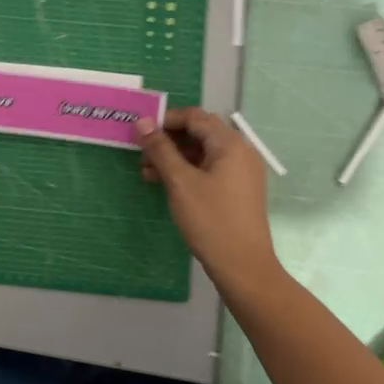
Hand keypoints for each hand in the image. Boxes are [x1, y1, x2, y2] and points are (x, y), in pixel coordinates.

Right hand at [136, 108, 282, 290]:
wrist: (244, 267)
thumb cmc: (211, 220)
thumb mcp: (180, 182)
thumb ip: (160, 149)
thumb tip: (142, 122)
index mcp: (229, 144)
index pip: (194, 117)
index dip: (165, 120)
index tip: (140, 132)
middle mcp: (240, 152)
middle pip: (199, 132)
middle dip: (169, 139)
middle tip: (142, 152)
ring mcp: (241, 172)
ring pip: (203, 152)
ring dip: (175, 157)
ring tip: (147, 171)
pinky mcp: (238, 190)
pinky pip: (210, 169)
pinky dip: (188, 171)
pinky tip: (166, 184)